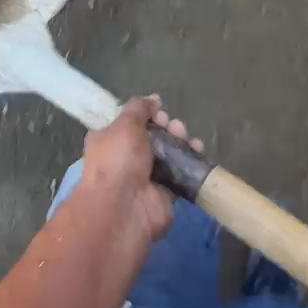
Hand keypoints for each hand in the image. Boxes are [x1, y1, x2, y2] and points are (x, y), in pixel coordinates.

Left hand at [80, 95, 203, 242]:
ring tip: (185, 135)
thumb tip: (153, 99)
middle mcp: (126, 157)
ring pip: (168, 153)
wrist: (124, 208)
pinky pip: (180, 173)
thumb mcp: (124, 124)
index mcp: (109, 139)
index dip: (145, 113)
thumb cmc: (118, 160)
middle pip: (152, 135)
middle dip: (166, 126)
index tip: (157, 109)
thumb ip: (139, 108)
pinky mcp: (166, 193)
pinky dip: (191, 161)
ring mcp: (147, 176)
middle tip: (173, 125)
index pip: (129, 122)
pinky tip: (198, 150)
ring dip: (180, 140)